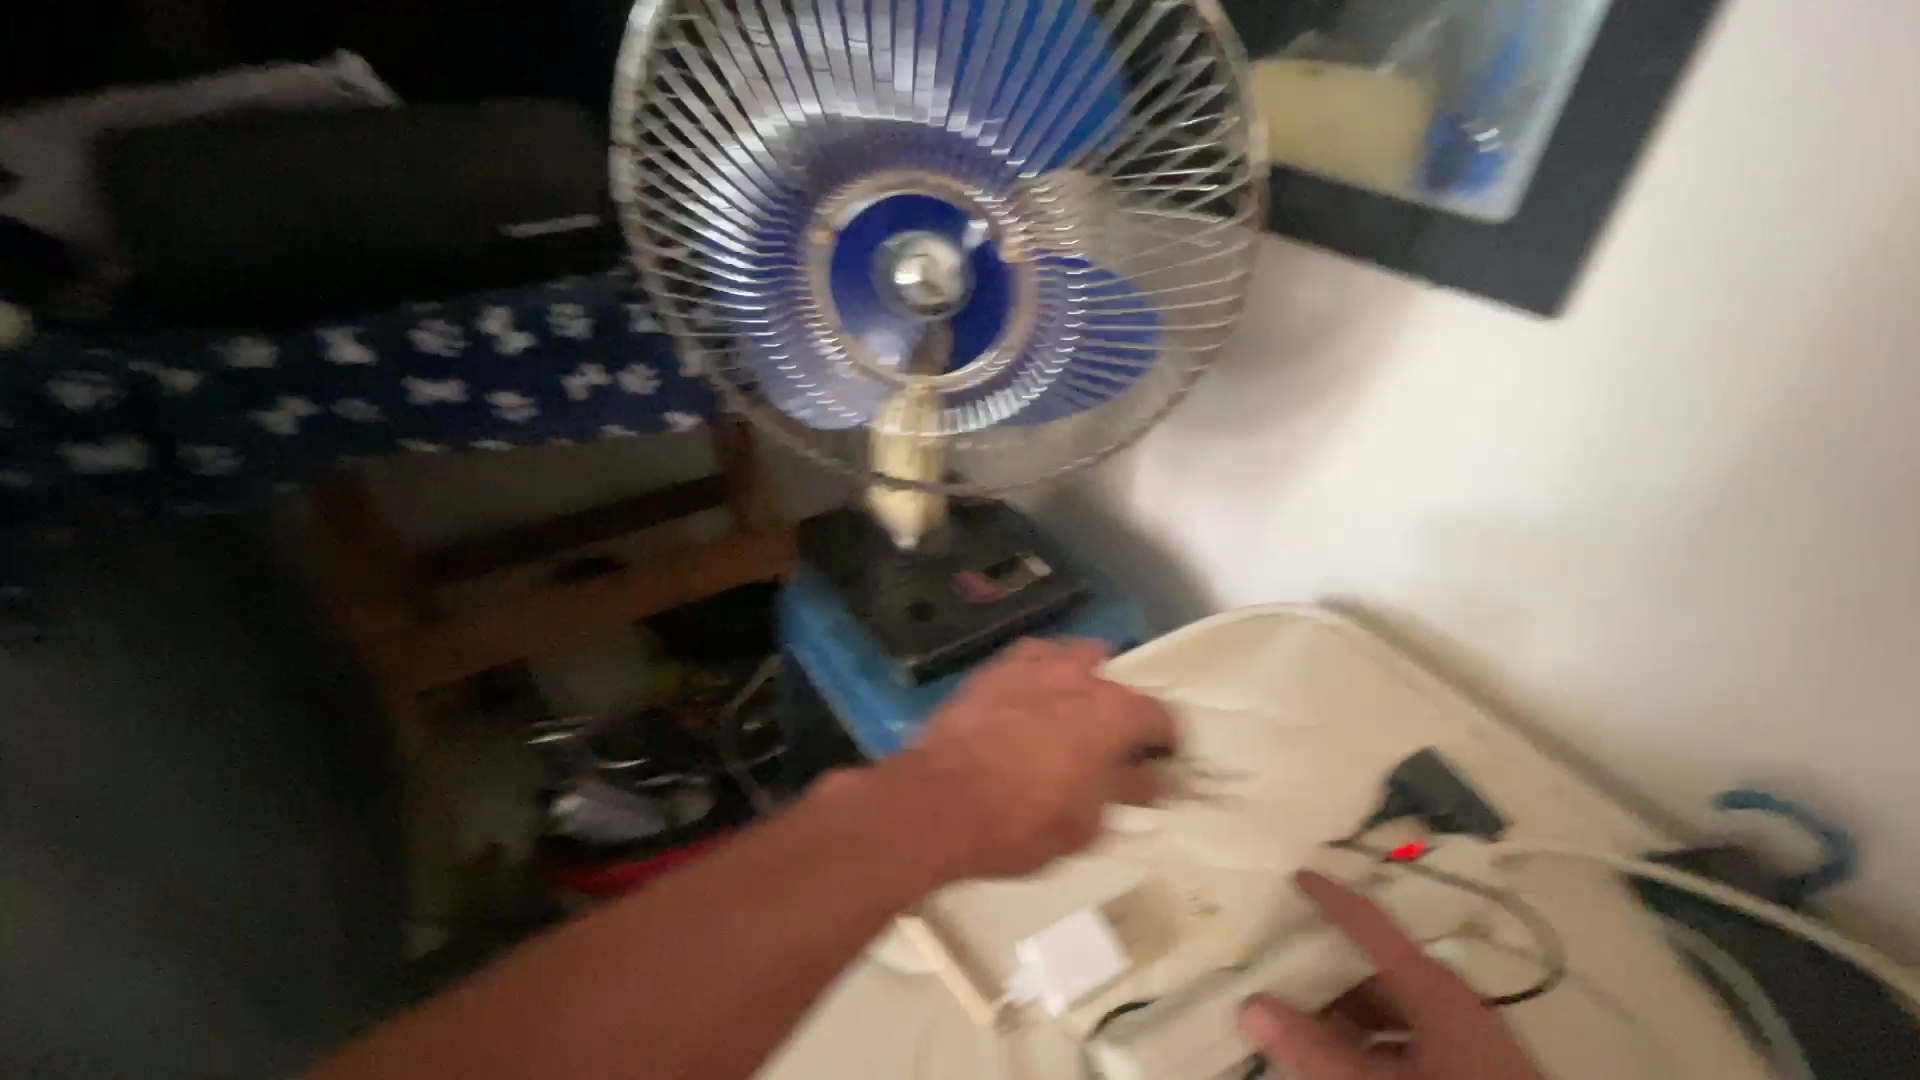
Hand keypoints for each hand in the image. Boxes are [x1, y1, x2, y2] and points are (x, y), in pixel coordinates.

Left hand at [879, 638, 1176, 881]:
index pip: (1161, 717)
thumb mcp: (1087, 824)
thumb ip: (1123, 791)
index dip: (1165, 744)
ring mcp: (1030, 667)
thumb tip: (1150, 776)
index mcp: (1112, 712)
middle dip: (1119, 707)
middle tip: (1109, 742)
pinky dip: (1038, 676)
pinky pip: (1027, 661)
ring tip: (1069, 711)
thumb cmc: (1021, 823)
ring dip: (1081, 679)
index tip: (1159, 766)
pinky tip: (1028, 699)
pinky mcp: (990, 671)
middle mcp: (1077, 676)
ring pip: (1070, 656)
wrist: (938, 803)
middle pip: (1116, 679)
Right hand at [1239, 871, 1547, 1079]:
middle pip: (1378, 967)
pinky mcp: (1477, 1067)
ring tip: (1306, 1026)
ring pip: (1395, 1007)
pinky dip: (1375, 1040)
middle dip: (1328, 970)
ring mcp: (1469, 1035)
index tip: (1297, 872)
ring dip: (1350, 1013)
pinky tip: (1349, 1061)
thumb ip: (1314, 1046)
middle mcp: (1452, 998)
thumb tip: (1249, 1004)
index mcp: (1432, 984)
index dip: (1331, 896)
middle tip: (1280, 970)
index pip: (1370, 920)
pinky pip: (1413, 1037)